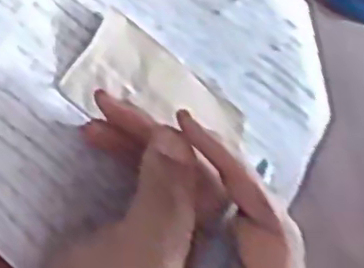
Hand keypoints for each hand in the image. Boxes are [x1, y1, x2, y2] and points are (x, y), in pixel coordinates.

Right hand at [51, 91, 303, 267]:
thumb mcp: (135, 257)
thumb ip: (166, 200)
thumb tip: (177, 138)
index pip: (269, 224)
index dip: (230, 166)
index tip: (176, 121)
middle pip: (222, 201)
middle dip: (166, 147)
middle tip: (111, 111)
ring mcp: (200, 266)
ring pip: (188, 196)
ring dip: (141, 150)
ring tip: (94, 124)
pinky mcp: (168, 255)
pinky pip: (164, 203)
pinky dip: (133, 169)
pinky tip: (100, 146)